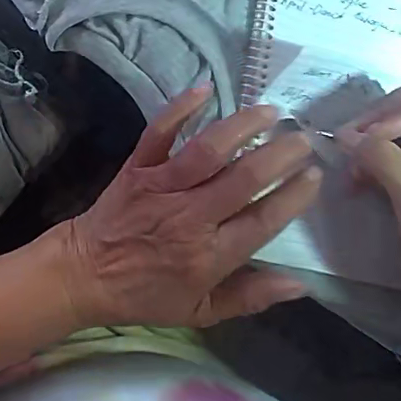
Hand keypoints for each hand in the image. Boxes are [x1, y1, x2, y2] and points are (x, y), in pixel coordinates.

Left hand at [41, 83, 321, 327]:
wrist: (85, 273)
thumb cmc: (145, 293)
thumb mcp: (200, 311)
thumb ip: (249, 297)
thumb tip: (300, 284)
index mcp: (209, 255)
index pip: (262, 221)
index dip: (293, 196)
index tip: (315, 175)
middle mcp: (190, 216)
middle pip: (243, 180)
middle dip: (279, 155)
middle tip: (303, 137)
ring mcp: (161, 187)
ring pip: (207, 151)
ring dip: (242, 127)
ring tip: (270, 111)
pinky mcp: (138, 167)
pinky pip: (159, 134)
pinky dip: (180, 109)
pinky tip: (204, 88)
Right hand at [337, 87, 400, 316]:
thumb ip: (386, 161)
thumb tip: (346, 134)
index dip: (394, 114)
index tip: (364, 137)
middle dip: (376, 127)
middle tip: (347, 145)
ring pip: (391, 133)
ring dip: (366, 146)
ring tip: (350, 170)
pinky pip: (383, 155)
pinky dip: (365, 162)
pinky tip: (353, 180)